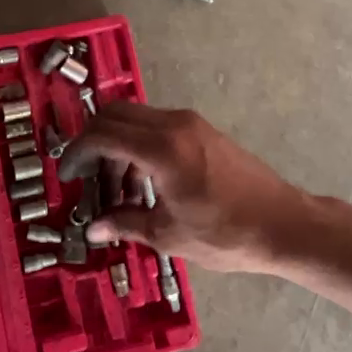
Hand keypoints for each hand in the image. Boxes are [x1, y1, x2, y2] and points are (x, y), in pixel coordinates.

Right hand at [55, 103, 312, 272]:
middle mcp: (173, 124)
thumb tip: (93, 228)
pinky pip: (156, 126)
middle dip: (93, 143)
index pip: (102, 133)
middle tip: (87, 179)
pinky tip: (144, 184)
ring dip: (117, 146)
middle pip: (114, 115)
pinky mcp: (202, 131)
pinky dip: (138, 146)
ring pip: (135, 119)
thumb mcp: (168, 236)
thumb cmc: (226, 234)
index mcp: (161, 149)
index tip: (67, 176)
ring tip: (117, 192)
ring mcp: (190, 124)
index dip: (77, 152)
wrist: (285, 225)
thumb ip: (125, 224)